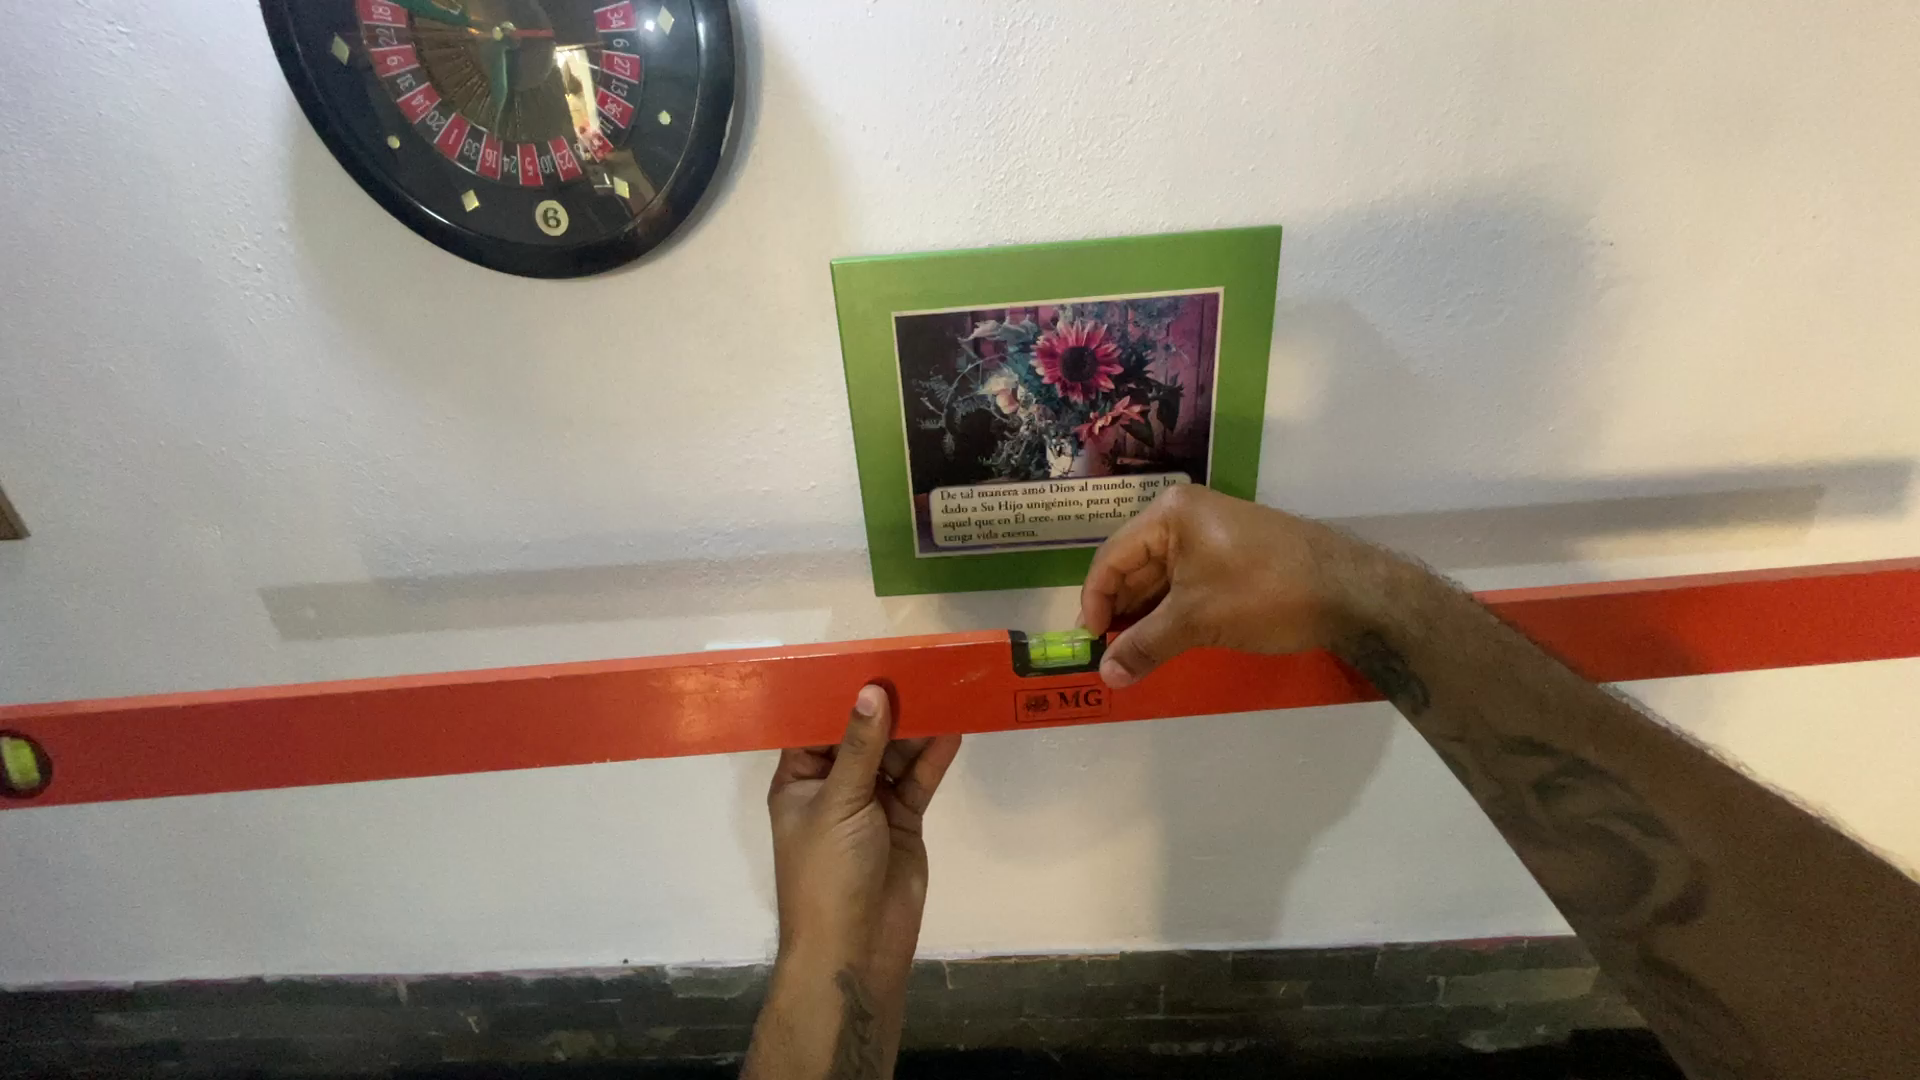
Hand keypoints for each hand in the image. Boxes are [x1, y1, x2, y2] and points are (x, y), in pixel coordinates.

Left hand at [766, 685, 961, 1022]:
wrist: (857, 949)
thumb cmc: (828, 872)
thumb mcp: (839, 802)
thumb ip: (861, 745)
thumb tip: (872, 690)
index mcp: (800, 779)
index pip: (818, 726)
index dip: (840, 696)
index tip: (868, 660)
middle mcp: (834, 785)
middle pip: (863, 736)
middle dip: (887, 708)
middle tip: (915, 669)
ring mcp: (871, 802)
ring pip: (894, 755)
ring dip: (915, 729)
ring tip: (941, 690)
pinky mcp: (903, 818)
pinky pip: (918, 779)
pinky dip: (934, 757)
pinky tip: (953, 730)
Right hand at [1078, 483, 1387, 686]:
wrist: (1353, 592)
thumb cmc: (1265, 593)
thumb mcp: (1197, 620)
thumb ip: (1145, 646)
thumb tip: (1106, 677)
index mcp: (1169, 514)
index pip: (1111, 558)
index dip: (1095, 601)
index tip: (1092, 642)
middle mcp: (1184, 516)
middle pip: (1133, 566)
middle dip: (1120, 610)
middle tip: (1110, 653)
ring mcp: (1210, 534)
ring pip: (1159, 577)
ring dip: (1144, 615)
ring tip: (1133, 653)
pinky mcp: (1231, 555)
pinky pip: (1185, 582)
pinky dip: (1171, 611)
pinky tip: (1164, 639)